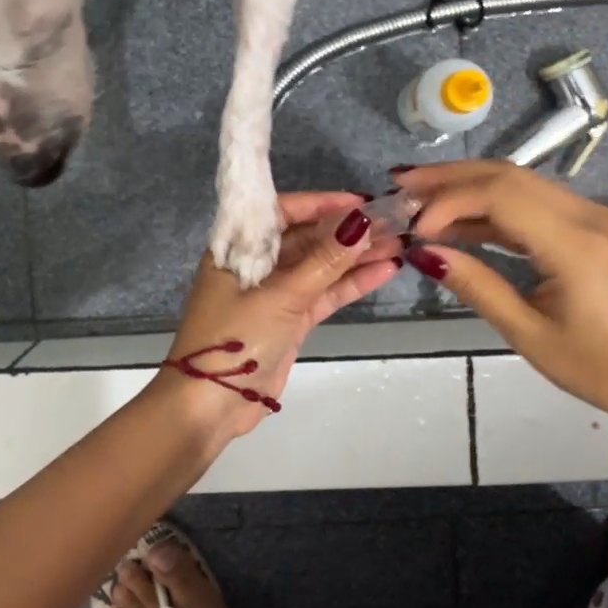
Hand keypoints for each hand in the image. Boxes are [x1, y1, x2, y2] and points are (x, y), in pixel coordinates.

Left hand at [165, 192, 402, 437]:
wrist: (210, 404)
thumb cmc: (234, 339)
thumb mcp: (281, 296)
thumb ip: (324, 261)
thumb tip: (361, 223)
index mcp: (237, 248)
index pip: (281, 212)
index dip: (320, 204)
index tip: (360, 202)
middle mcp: (255, 265)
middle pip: (305, 238)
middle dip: (346, 231)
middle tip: (391, 222)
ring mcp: (274, 294)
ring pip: (319, 267)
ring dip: (355, 256)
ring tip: (398, 243)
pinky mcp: (289, 321)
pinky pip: (323, 294)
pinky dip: (350, 283)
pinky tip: (384, 270)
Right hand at [395, 162, 607, 436]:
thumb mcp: (532, 336)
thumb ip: (477, 286)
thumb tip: (424, 254)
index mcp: (577, 245)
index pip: (500, 195)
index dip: (448, 201)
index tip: (412, 226)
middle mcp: (590, 216)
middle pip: (509, 175)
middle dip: (450, 178)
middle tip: (399, 185)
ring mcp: (598, 216)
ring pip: (523, 183)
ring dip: (469, 186)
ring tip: (418, 197)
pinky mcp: (598, 226)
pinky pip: (538, 202)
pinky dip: (495, 206)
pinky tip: (460, 219)